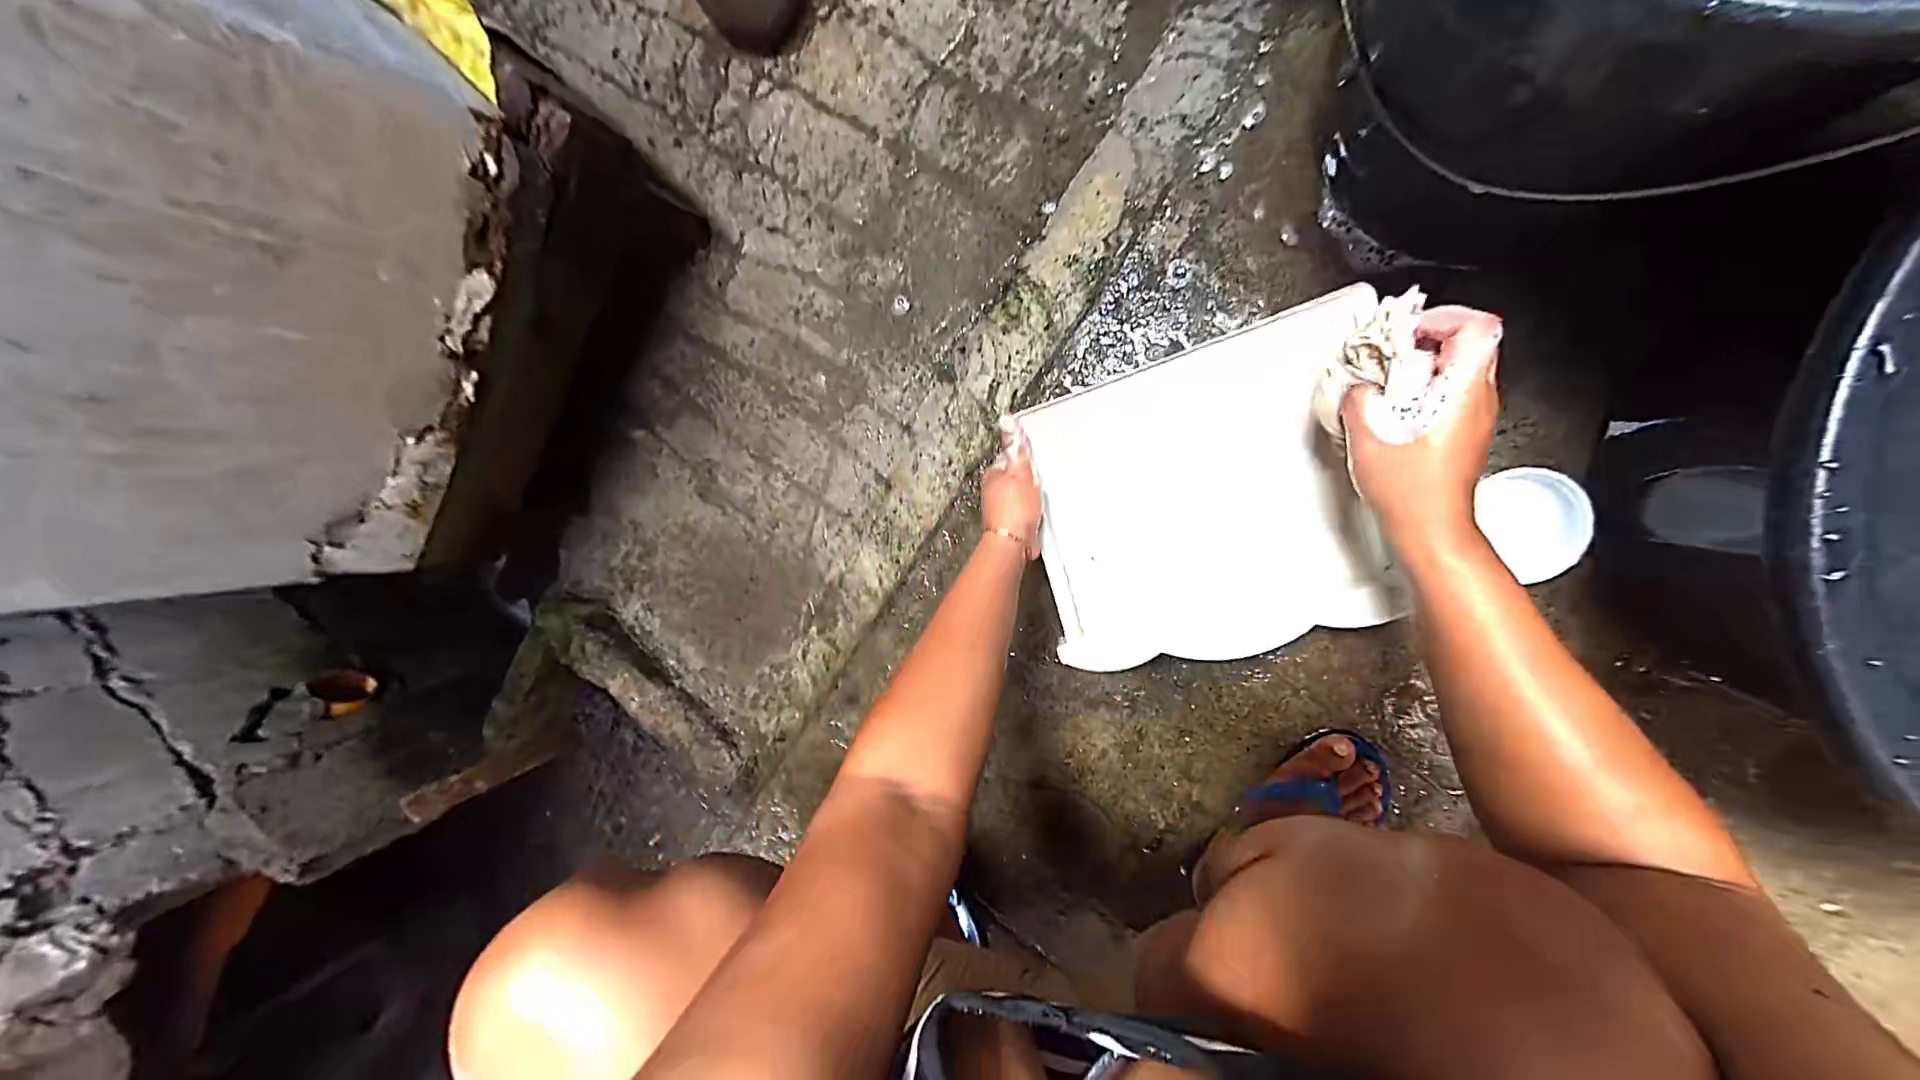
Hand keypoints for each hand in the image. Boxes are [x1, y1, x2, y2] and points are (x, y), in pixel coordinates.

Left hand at [982, 417, 1041, 559]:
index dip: (1026, 460)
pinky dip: (1035, 509)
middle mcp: (995, 490)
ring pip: (1024, 492)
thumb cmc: (1014, 509)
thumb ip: (1016, 449)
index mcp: (993, 474)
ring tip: (1038, 500)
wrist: (1014, 542)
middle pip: (1019, 475)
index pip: (1011, 457)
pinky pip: (1028, 509)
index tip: (1034, 465)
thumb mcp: (1020, 472)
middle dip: (1031, 478)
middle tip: (1037, 483)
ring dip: (1034, 495)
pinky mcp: (1013, 520)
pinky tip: (1038, 512)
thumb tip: (1009, 423)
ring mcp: (1003, 506)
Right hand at [1343, 305, 1501, 555]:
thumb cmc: (1412, 494)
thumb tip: (1358, 387)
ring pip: (1461, 366)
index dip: (1441, 317)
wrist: (1430, 529)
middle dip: (1427, 338)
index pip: (1478, 327)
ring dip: (1424, 364)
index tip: (1405, 331)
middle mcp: (1478, 400)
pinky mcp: (1463, 430)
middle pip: (1470, 342)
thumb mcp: (1367, 441)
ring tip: (1388, 384)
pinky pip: (1451, 392)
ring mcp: (1475, 415)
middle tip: (1392, 353)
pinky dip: (1424, 389)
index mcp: (1461, 395)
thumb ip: (1359, 402)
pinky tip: (1395, 410)